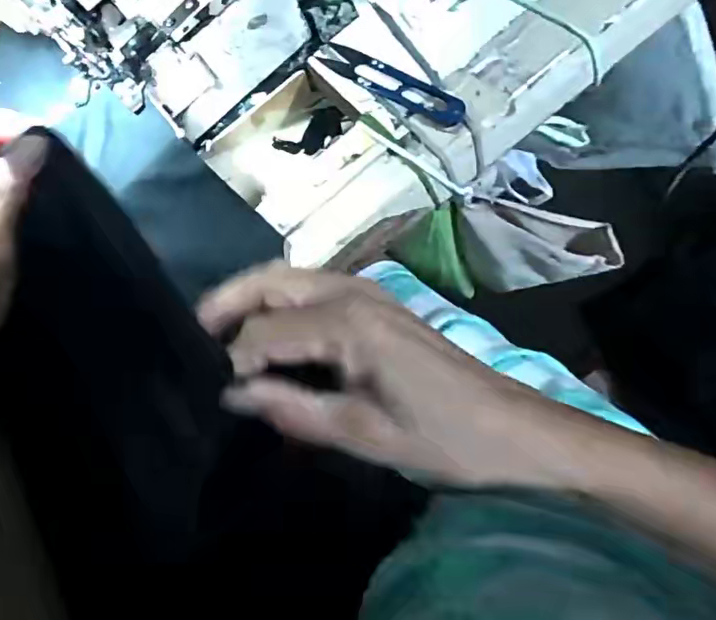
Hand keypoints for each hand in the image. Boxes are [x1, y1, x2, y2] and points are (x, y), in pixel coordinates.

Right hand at [198, 263, 602, 488]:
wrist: (521, 430)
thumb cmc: (447, 439)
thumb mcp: (367, 435)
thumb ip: (293, 409)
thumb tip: (233, 394)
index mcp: (348, 323)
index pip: (267, 332)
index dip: (235, 359)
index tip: (216, 388)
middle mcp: (348, 290)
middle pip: (267, 281)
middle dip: (225, 301)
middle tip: (195, 333)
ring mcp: (361, 287)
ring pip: (283, 276)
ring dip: (247, 295)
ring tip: (218, 328)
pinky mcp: (370, 296)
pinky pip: (304, 284)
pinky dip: (273, 298)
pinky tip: (264, 325)